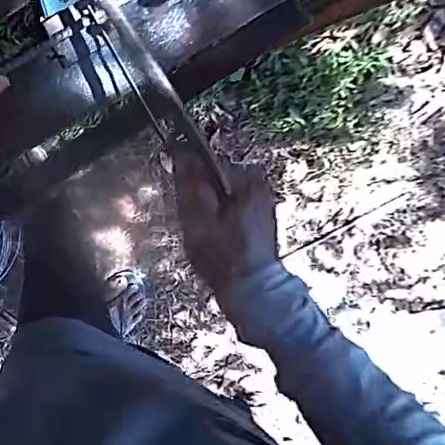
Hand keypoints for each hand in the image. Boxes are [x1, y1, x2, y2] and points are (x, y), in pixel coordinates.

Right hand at [174, 150, 277, 293]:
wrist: (253, 291)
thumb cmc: (225, 258)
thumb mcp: (198, 218)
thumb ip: (190, 183)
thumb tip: (182, 154)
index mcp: (245, 180)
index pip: (206, 163)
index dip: (189, 181)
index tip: (182, 198)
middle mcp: (258, 187)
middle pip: (214, 180)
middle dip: (200, 197)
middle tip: (196, 223)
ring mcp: (262, 204)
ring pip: (221, 196)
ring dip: (209, 211)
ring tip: (207, 235)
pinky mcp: (260, 220)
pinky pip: (232, 210)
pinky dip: (221, 220)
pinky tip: (218, 240)